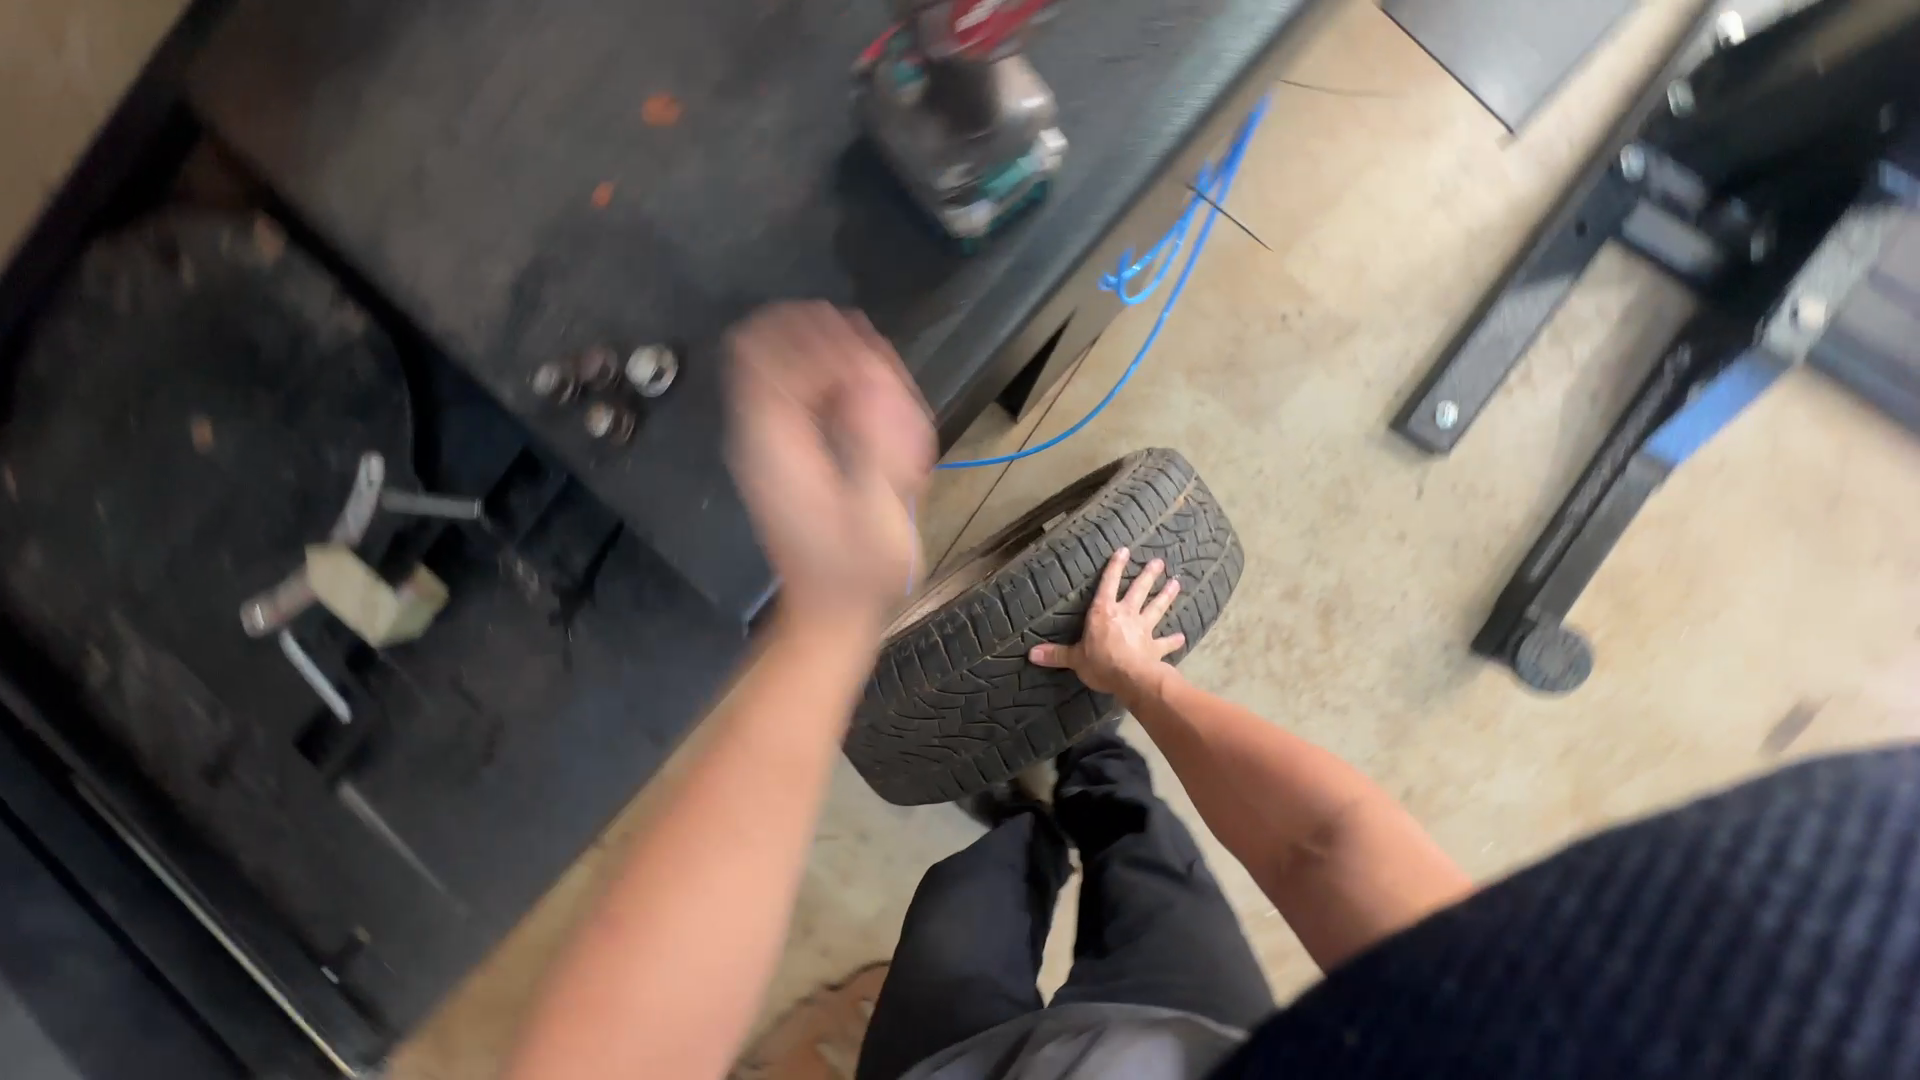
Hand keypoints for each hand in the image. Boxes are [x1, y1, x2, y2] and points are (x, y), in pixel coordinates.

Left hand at [725, 302, 935, 631]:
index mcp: (772, 445)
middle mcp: (760, 432)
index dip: (821, 344)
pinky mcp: (785, 446)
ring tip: (883, 394)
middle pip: (772, 345)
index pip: (768, 354)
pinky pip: (799, 387)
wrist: (830, 608)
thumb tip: (874, 382)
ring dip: (835, 358)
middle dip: (830, 344)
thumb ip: (876, 446)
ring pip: (785, 360)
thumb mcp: (876, 516)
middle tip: (881, 379)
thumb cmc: (857, 572)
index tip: (871, 370)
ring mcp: (769, 437)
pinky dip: (836, 381)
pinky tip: (874, 403)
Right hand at [1029, 546, 1184, 698]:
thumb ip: (1056, 655)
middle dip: (1148, 575)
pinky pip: (1165, 642)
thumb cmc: (1100, 663)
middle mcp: (1126, 615)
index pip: (1108, 584)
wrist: (1131, 678)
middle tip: (1159, 562)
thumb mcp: (1074, 659)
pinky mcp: (1155, 647)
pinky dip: (1173, 640)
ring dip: (1166, 596)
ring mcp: (1143, 630)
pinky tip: (1182, 637)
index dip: (1115, 567)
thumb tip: (1031, 654)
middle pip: (1139, 590)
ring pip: (1157, 608)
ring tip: (1176, 583)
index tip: (1124, 550)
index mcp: (1103, 613)